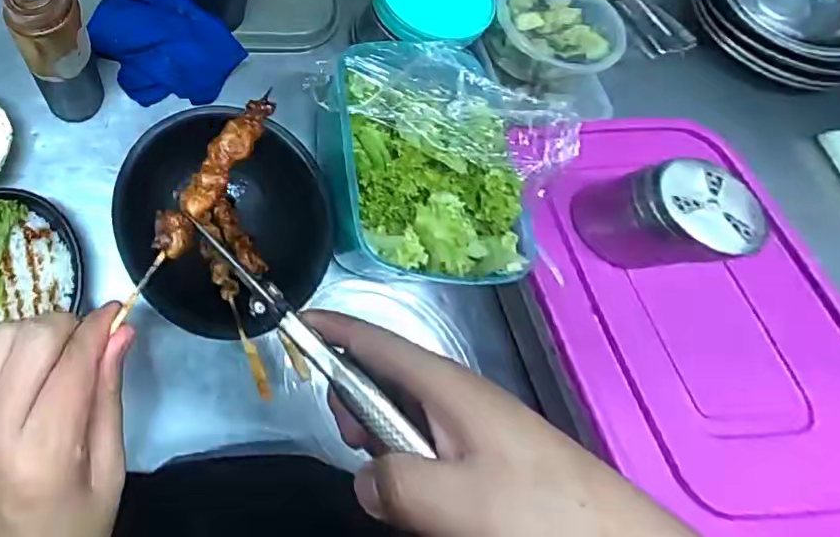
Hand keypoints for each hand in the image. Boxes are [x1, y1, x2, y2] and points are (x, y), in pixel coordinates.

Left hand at [0, 304, 135, 536]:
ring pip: (3, 335)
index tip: (116, 311)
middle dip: (69, 326)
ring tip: (60, 352)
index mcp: (42, 452)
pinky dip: (12, 344)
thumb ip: (109, 395)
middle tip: (90, 343)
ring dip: (37, 330)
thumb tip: (120, 332)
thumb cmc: (72, 530)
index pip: (72, 362)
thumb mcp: (107, 473)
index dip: (98, 327)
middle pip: (34, 338)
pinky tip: (32, 364)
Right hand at [303, 310, 694, 536]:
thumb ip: (394, 483)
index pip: (372, 339)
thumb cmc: (546, 518)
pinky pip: (434, 449)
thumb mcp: (460, 503)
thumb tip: (362, 479)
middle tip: (358, 451)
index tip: (294, 323)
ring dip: (388, 448)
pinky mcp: (496, 461)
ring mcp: (479, 428)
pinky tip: (435, 509)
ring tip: (407, 496)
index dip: (330, 327)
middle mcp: (458, 395)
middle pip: (383, 379)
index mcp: (444, 385)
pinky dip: (418, 469)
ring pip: (407, 419)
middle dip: (356, 407)